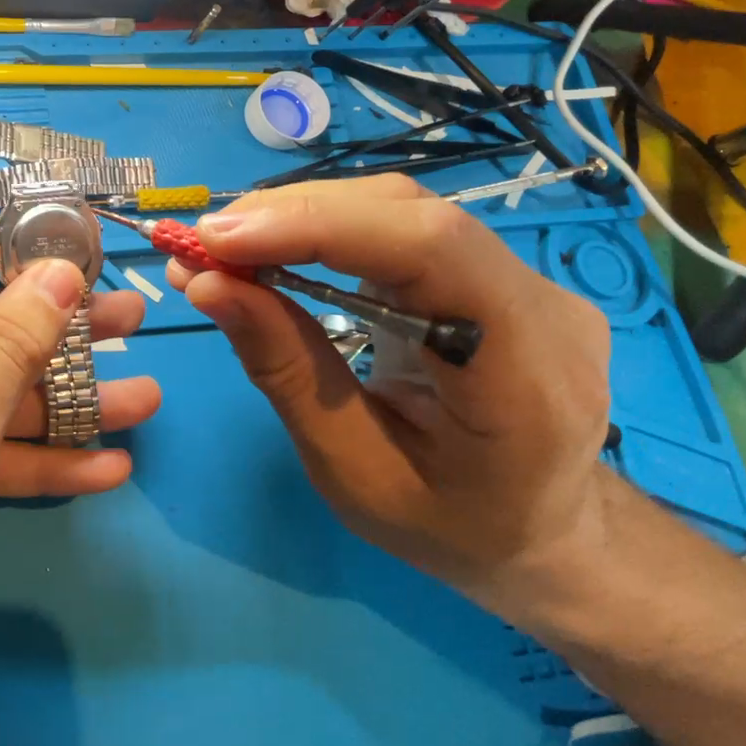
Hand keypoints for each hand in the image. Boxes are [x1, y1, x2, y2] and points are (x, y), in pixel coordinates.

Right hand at [169, 175, 612, 612]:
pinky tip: (271, 249)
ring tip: (221, 249)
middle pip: (409, 216)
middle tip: (199, 246)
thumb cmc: (447, 524)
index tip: (216, 240)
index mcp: (526, 376)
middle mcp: (543, 307)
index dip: (317, 226)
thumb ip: (285, 371)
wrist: (545, 535)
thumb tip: (207, 284)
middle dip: (291, 217)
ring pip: (400, 210)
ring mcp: (527, 281)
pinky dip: (322, 230)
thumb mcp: (351, 470)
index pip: (431, 251)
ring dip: (298, 218)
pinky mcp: (494, 272)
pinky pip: (399, 228)